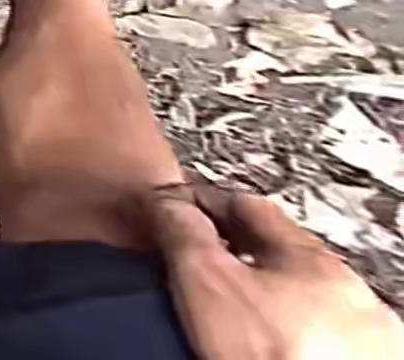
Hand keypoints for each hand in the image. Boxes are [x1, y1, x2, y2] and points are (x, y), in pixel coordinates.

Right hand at [145, 184, 403, 358]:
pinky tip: (260, 338)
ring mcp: (378, 345)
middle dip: (229, 248)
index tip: (167, 211)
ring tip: (222, 303)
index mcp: (325, 266)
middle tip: (189, 260)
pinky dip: (283, 324)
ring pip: (298, 291)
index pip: (246, 204)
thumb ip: (179, 222)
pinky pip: (317, 329)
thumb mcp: (198, 270)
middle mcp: (365, 301)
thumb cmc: (262, 354)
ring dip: (259, 288)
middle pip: (276, 250)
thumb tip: (167, 200)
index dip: (198, 201)